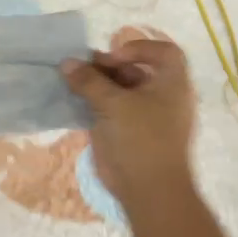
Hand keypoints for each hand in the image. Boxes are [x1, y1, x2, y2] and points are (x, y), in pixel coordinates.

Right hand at [61, 40, 197, 213]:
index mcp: (171, 85)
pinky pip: (106, 107)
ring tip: (69, 82)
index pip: (163, 52)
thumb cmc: (140, 139)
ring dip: (93, 83)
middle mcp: (159, 96)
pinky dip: (90, 100)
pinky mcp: (125, 129)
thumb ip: (88, 80)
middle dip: (105, 65)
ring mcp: (142, 114)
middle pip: (134, 68)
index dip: (138, 48)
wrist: (148, 188)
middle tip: (78, 68)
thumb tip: (66, 62)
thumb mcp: (113, 104)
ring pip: (116, 88)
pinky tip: (71, 101)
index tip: (112, 59)